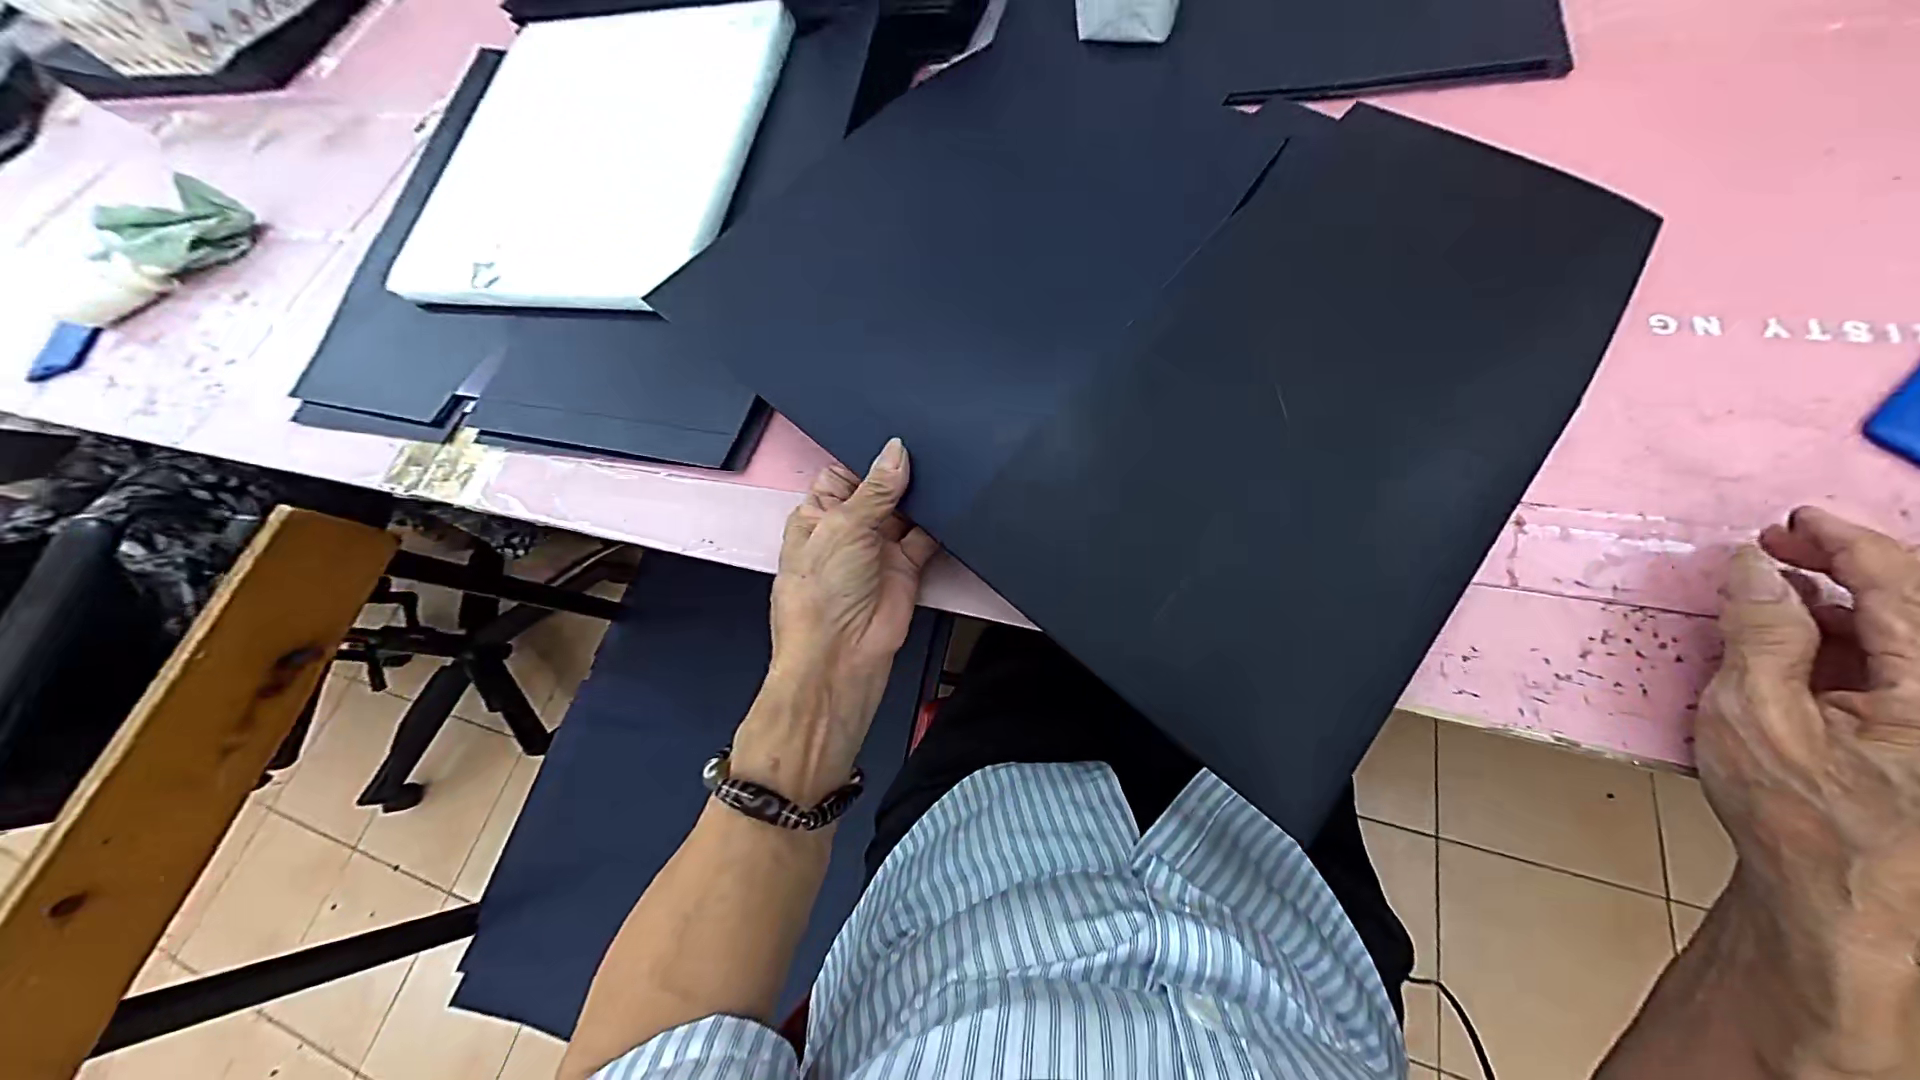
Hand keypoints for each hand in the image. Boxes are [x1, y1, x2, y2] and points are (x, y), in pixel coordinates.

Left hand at [731, 438, 938, 803]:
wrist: (842, 655)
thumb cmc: (817, 600)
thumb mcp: (843, 527)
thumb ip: (875, 489)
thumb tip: (895, 453)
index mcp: (818, 515)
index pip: (845, 473)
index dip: (868, 460)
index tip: (892, 445)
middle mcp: (848, 531)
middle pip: (880, 490)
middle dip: (898, 478)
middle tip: (920, 458)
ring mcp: (878, 549)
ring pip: (906, 511)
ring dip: (919, 500)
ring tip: (935, 479)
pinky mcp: (905, 568)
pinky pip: (926, 538)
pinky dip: (937, 526)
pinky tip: (944, 511)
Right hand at [1698, 507, 1919, 1074]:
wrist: (1840, 896)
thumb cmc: (1798, 811)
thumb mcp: (1755, 715)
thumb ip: (1760, 634)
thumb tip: (1757, 568)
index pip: (1905, 588)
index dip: (1849, 543)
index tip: (1795, 519)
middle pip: (1916, 604)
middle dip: (1848, 564)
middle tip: (1778, 544)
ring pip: (1905, 633)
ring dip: (1840, 600)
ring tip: (1776, 586)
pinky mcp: (1918, 732)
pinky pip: (1892, 663)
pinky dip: (1842, 636)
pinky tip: (1796, 633)